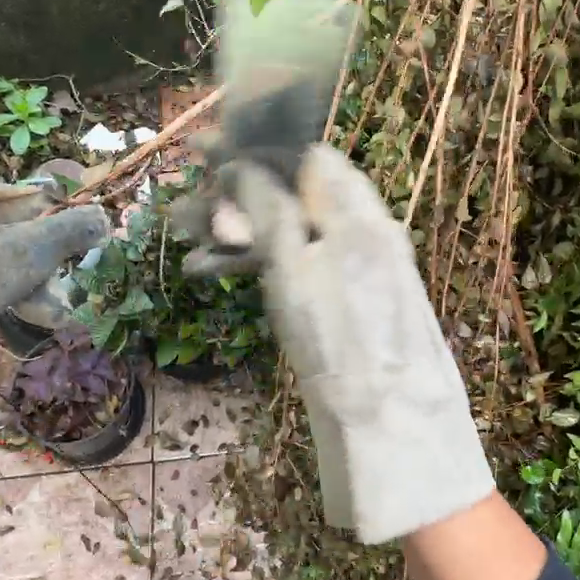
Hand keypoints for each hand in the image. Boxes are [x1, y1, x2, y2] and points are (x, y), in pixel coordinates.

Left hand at [0, 181, 107, 539]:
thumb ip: (45, 242)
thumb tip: (103, 218)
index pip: (18, 195)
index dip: (58, 217)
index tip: (93, 246)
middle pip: (12, 231)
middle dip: (49, 261)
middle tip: (73, 293)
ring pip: (2, 269)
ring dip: (36, 290)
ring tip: (57, 320)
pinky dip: (11, 310)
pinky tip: (24, 328)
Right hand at [227, 144, 493, 543]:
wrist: (392, 429)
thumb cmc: (340, 342)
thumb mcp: (295, 268)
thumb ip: (272, 210)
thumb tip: (244, 167)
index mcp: (360, 212)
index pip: (307, 156)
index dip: (256, 150)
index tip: (209, 154)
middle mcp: (363, 230)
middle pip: (293, 194)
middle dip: (236, 194)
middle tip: (187, 204)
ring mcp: (357, 267)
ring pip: (290, 231)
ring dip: (238, 230)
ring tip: (187, 243)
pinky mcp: (348, 302)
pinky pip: (299, 264)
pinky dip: (259, 262)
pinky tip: (213, 270)